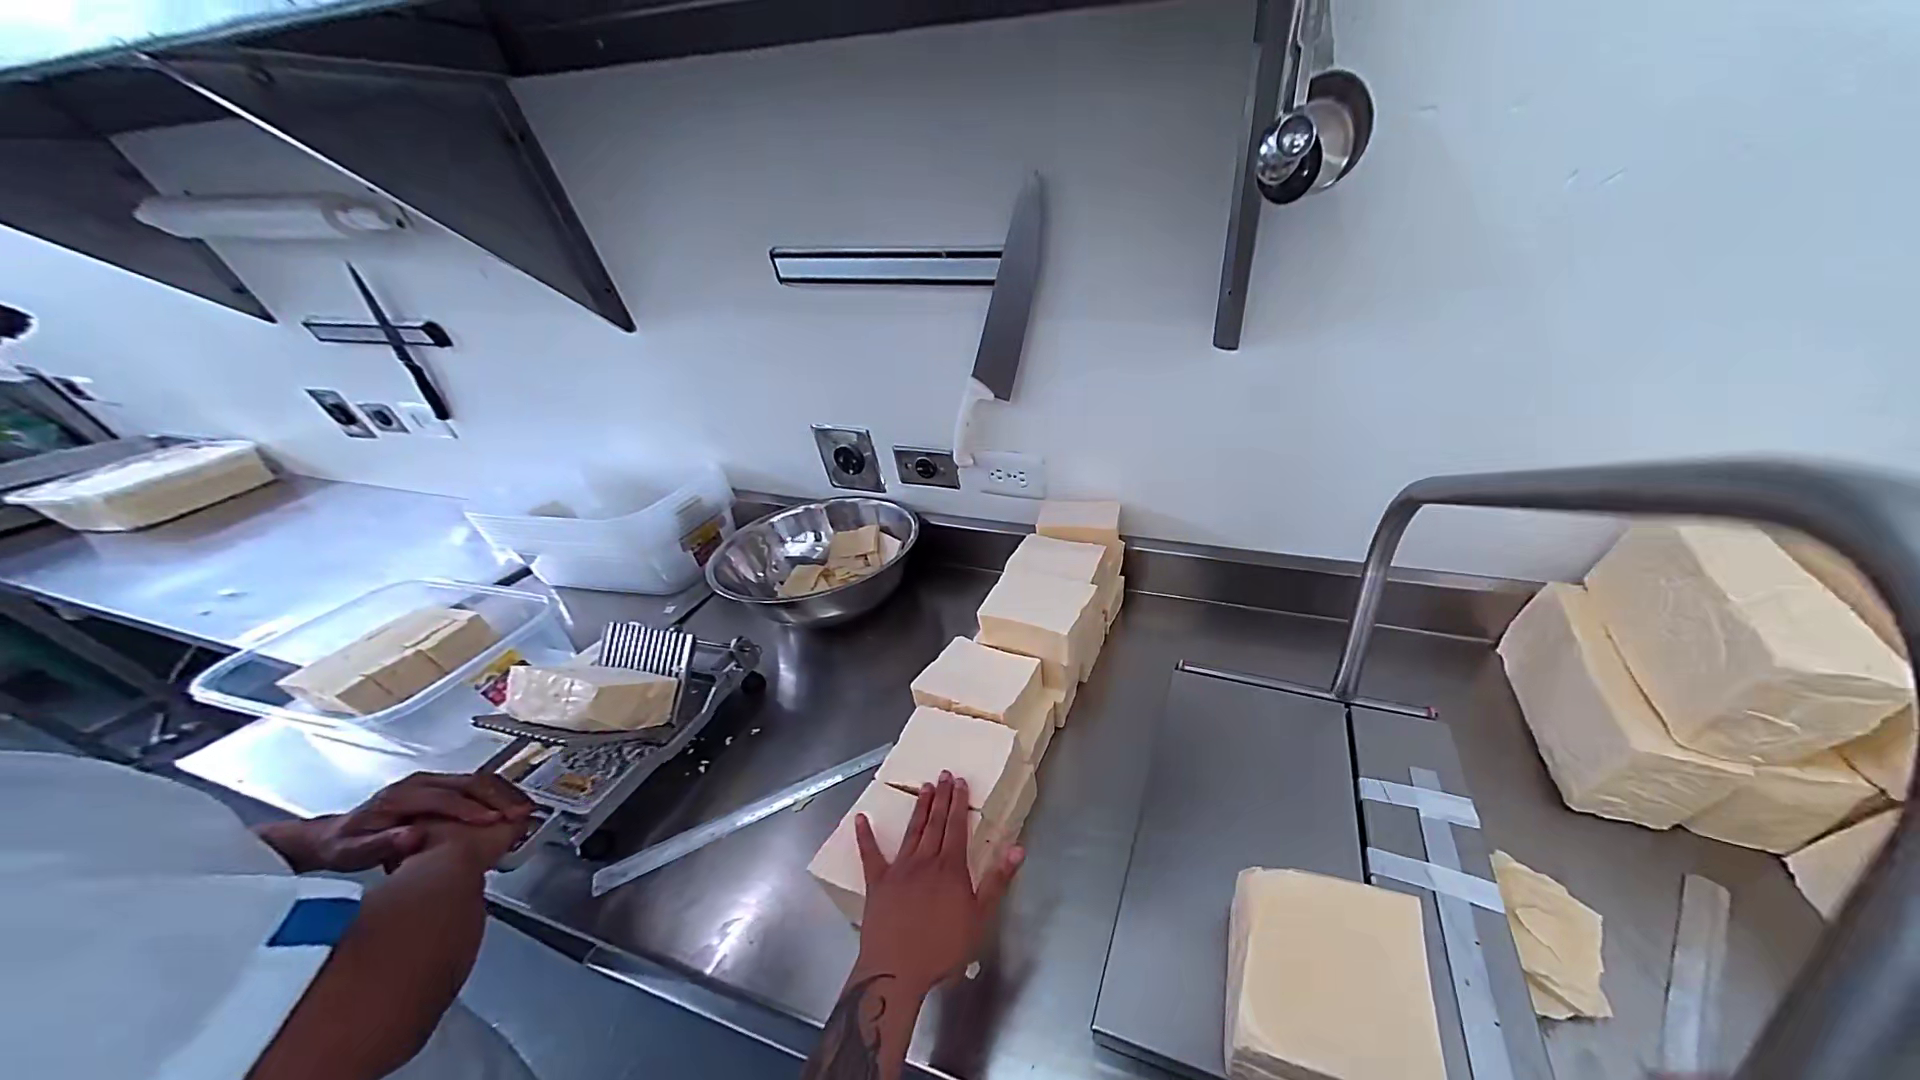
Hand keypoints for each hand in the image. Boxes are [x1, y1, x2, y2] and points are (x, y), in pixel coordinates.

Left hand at [261, 772, 533, 873]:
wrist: (333, 835)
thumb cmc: (343, 846)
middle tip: (521, 813)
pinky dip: (500, 794)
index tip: (494, 822)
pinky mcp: (445, 786)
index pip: (445, 798)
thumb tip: (415, 836)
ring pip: (479, 780)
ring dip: (505, 794)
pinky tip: (512, 805)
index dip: (471, 809)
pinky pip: (479, 785)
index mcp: (402, 795)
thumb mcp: (350, 853)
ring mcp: (435, 782)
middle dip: (499, 797)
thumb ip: (379, 845)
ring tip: (524, 809)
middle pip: (470, 782)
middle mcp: (422, 782)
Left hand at [853, 771, 1023, 994]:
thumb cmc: (943, 948)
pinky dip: (865, 836)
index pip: (957, 827)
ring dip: (919, 808)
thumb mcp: (980, 917)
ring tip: (924, 788)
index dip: (959, 803)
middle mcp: (925, 861)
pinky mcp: (877, 882)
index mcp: (951, 868)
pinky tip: (860, 819)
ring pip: (912, 832)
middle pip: (935, 823)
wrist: (898, 969)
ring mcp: (899, 869)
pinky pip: (870, 854)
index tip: (960, 782)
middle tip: (943, 774)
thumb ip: (998, 880)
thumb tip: (1017, 848)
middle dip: (941, 797)